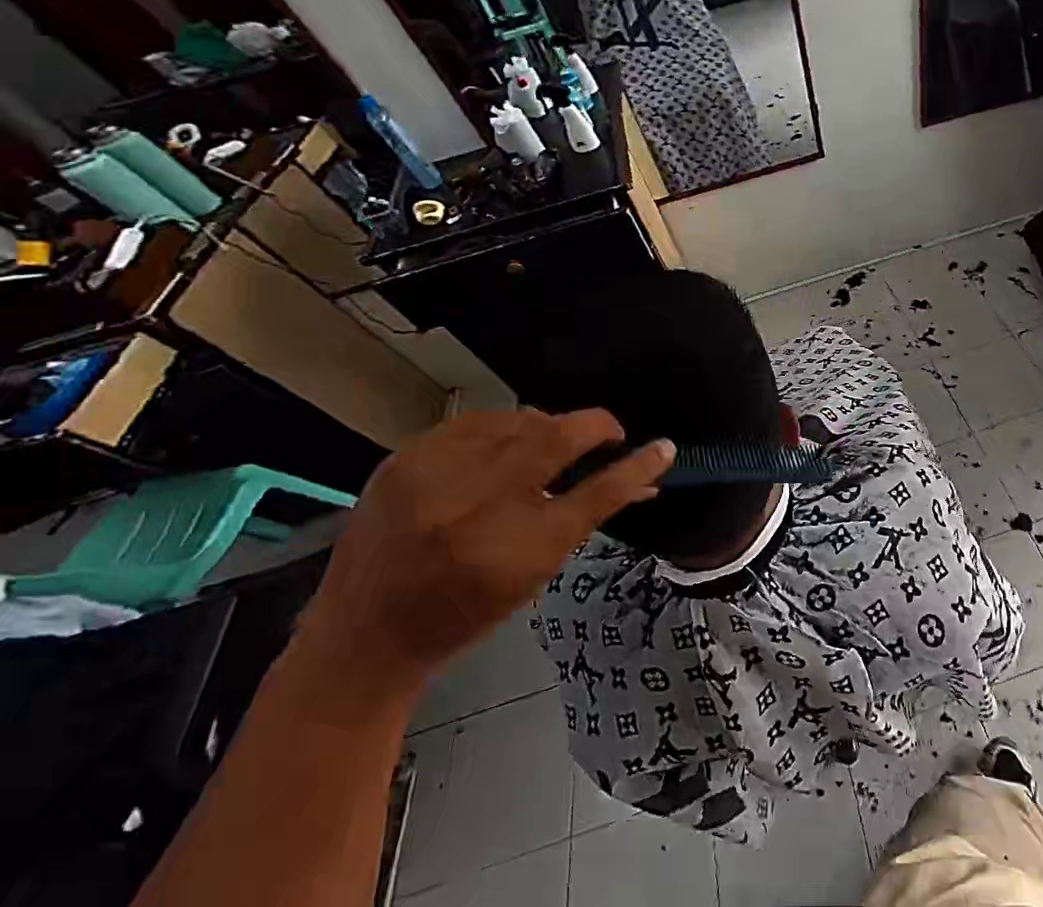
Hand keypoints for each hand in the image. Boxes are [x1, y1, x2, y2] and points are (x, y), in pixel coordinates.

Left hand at [297, 411, 673, 690]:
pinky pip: (472, 423)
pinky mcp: (403, 462)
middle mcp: (479, 505)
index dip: (638, 466)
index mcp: (521, 547)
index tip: (664, 448)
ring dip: (550, 425)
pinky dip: (504, 426)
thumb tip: (639, 484)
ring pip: (516, 421)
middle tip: (612, 433)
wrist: (364, 635)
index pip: (599, 492)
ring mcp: (436, 477)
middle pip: (557, 438)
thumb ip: (584, 520)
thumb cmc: (466, 614)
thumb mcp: (536, 573)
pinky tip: (511, 440)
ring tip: (558, 439)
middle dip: (597, 426)